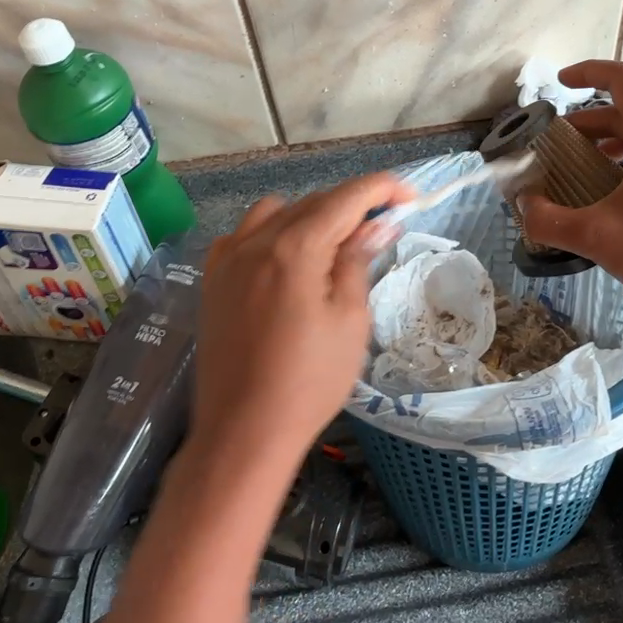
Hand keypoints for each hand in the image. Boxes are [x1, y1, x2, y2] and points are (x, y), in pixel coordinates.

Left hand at [194, 173, 414, 460]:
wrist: (243, 432)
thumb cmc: (309, 381)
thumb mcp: (350, 320)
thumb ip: (358, 262)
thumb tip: (376, 224)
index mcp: (294, 248)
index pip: (346, 198)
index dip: (381, 189)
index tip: (409, 195)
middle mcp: (255, 241)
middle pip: (312, 202)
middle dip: (351, 207)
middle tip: (382, 229)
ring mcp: (228, 259)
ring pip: (276, 212)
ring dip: (311, 216)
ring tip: (334, 247)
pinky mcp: (213, 281)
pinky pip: (244, 235)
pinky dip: (272, 233)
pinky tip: (285, 261)